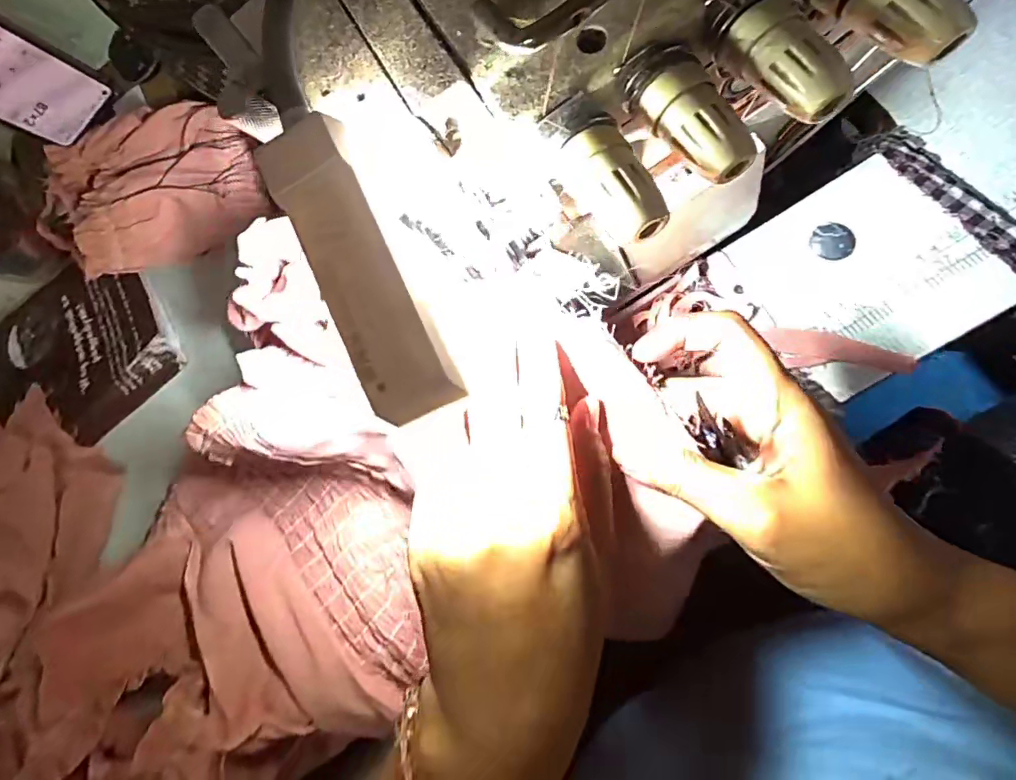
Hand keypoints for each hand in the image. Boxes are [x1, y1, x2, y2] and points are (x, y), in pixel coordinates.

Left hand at [402, 334, 610, 778]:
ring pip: (466, 429)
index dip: (540, 362)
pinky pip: (448, 462)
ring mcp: (444, 518)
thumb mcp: (594, 562)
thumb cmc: (562, 644)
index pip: (543, 416)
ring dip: (479, 388)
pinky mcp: (421, 529)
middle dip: (500, 351)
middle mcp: (488, 509)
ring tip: (480, 338)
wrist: (490, 713)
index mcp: (546, 518)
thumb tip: (586, 408)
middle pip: (495, 408)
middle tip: (503, 301)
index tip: (536, 318)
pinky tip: (473, 421)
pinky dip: (464, 436)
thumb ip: (588, 475)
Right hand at [620, 312, 961, 631]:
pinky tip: (653, 462)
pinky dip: (681, 443)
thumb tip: (624, 448)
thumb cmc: (838, 545)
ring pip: (703, 405)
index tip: (636, 360)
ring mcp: (764, 431)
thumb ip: (687, 477)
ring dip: (665, 415)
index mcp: (776, 397)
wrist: (896, 586)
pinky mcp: (760, 459)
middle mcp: (767, 404)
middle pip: (705, 367)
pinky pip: (711, 437)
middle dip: (659, 378)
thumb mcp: (755, 513)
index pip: (725, 332)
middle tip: (614, 404)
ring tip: (622, 435)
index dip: (677, 332)